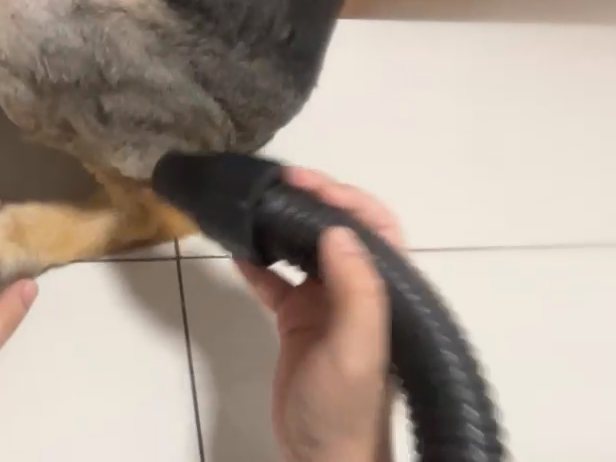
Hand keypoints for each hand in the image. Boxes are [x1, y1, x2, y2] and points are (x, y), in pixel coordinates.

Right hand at [236, 170, 402, 461]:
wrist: (322, 460)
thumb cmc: (347, 406)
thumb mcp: (356, 349)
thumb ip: (356, 291)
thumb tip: (338, 229)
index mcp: (380, 291)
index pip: (375, 227)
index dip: (348, 198)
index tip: (308, 183)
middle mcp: (355, 289)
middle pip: (338, 228)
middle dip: (313, 199)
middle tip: (278, 181)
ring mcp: (325, 303)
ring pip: (306, 248)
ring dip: (285, 223)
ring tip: (257, 204)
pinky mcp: (297, 320)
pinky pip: (275, 280)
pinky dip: (257, 263)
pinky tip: (235, 250)